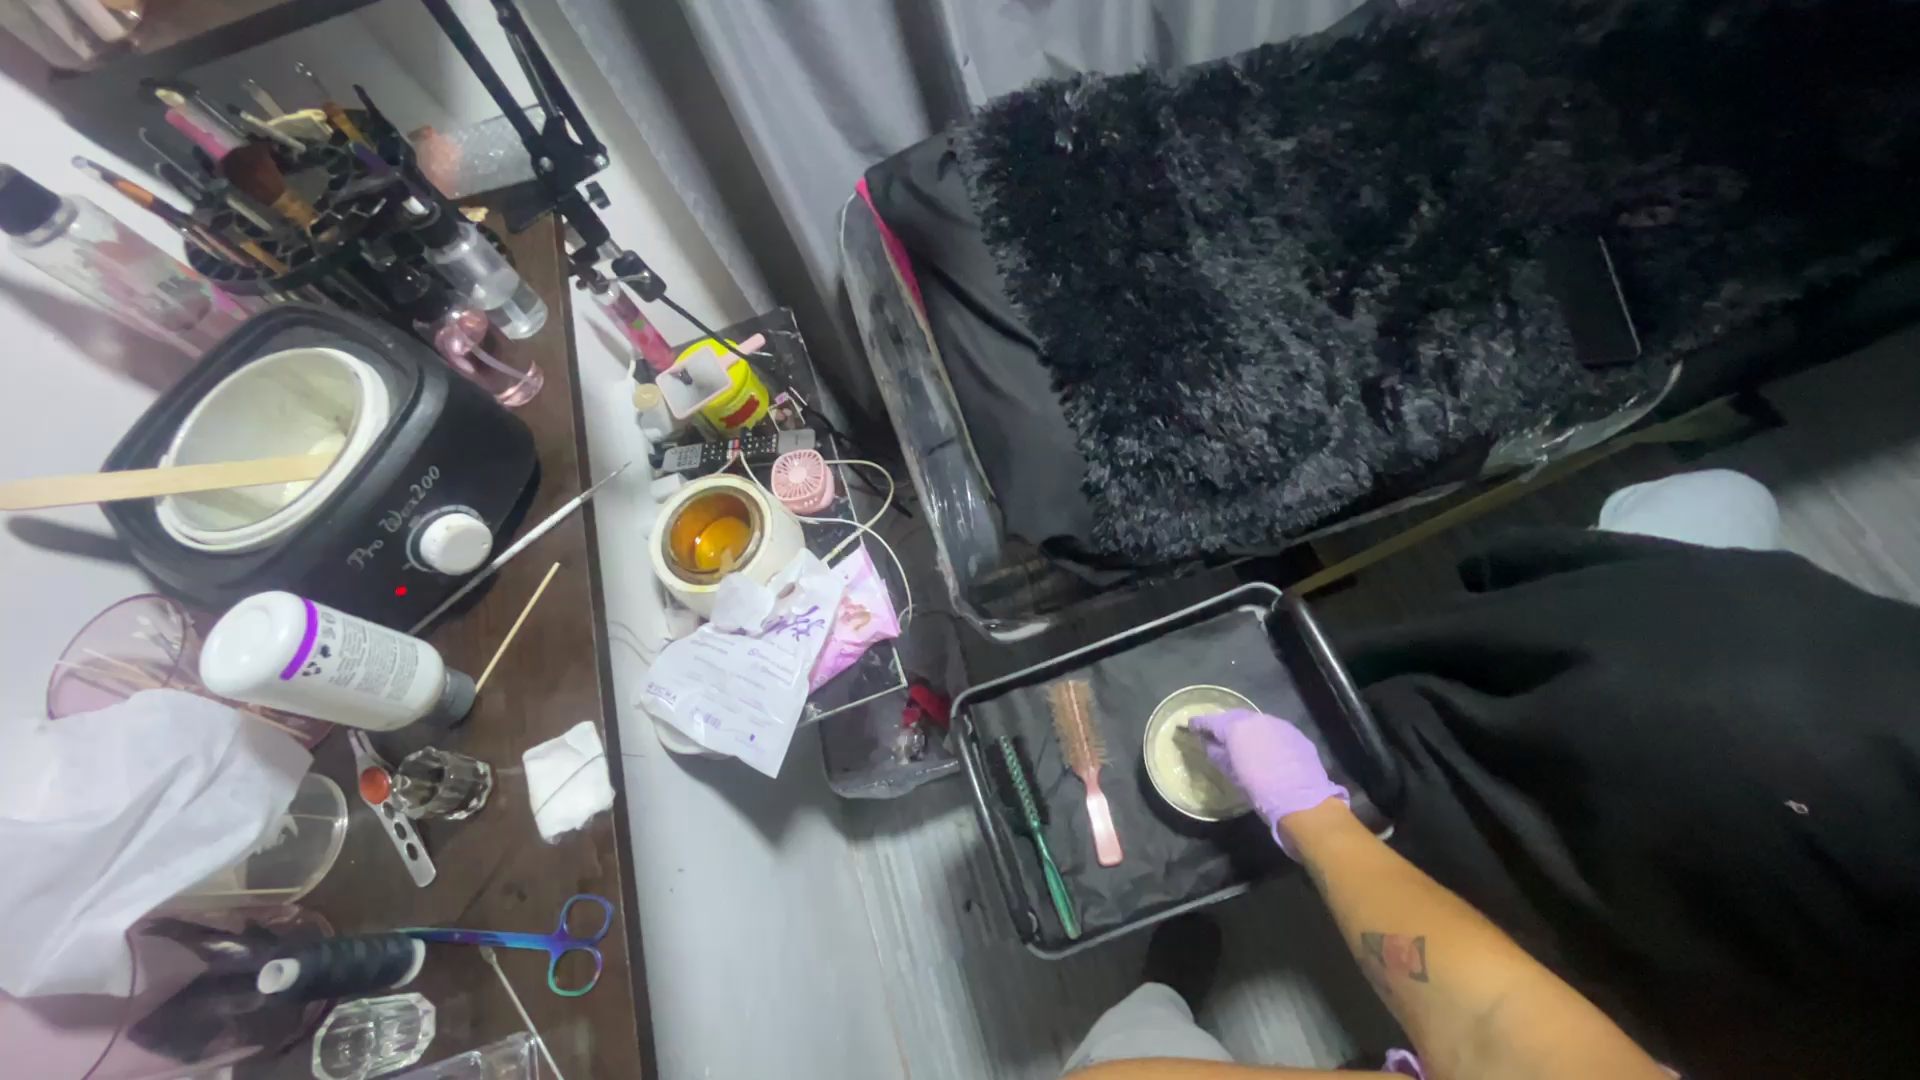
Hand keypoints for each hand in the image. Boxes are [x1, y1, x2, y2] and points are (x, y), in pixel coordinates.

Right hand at [1190, 709, 1347, 856]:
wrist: (1301, 801)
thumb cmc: (1258, 788)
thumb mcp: (1229, 773)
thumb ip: (1216, 753)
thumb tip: (1209, 743)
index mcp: (1234, 727)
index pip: (1210, 720)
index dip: (1199, 724)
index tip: (1191, 726)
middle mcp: (1255, 719)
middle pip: (1234, 717)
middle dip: (1224, 724)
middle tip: (1218, 735)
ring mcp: (1278, 724)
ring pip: (1256, 722)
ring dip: (1248, 730)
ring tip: (1245, 743)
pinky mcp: (1295, 733)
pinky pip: (1274, 730)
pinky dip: (1266, 737)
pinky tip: (1268, 751)